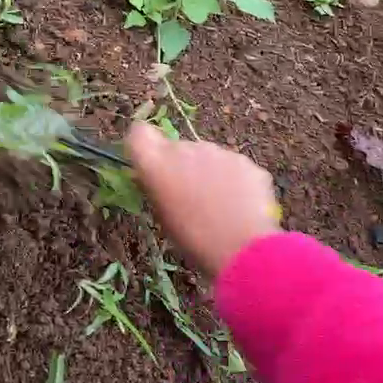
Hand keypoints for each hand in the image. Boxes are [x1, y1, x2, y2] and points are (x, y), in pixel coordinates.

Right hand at [126, 122, 279, 278]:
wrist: (242, 249)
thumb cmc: (192, 238)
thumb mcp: (161, 214)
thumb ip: (155, 187)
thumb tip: (152, 177)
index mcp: (155, 163)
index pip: (139, 133)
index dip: (144, 143)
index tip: (149, 159)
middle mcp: (183, 149)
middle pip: (176, 146)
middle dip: (180, 163)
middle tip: (188, 192)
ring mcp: (217, 152)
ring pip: (206, 155)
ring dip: (207, 171)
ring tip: (218, 203)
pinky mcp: (243, 161)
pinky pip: (232, 165)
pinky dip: (233, 179)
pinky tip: (238, 205)